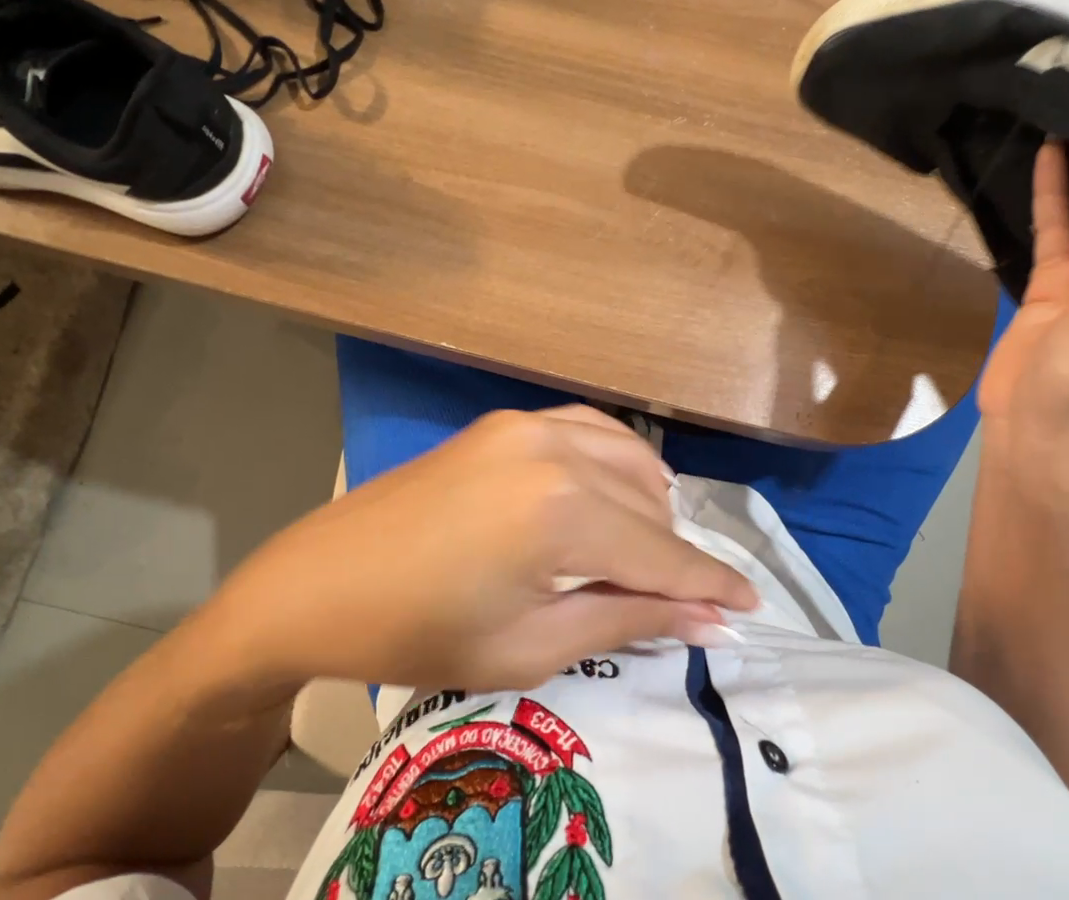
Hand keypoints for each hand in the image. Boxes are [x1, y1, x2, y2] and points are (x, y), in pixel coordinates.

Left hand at [192, 406, 757, 696]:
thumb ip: (628, 621)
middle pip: (652, 508)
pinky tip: (614, 494)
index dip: (711, 585)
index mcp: (562, 513)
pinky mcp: (507, 420)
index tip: (750, 606)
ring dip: (650, 509)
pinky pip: (591, 430)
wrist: (318, 584)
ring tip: (642, 559)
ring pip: (630, 461)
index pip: (664, 554)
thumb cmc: (420, 633)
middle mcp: (557, 451)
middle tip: (678, 608)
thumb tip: (709, 618)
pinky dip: (617, 463)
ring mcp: (529, 425)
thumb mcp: (531, 647)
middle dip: (674, 560)